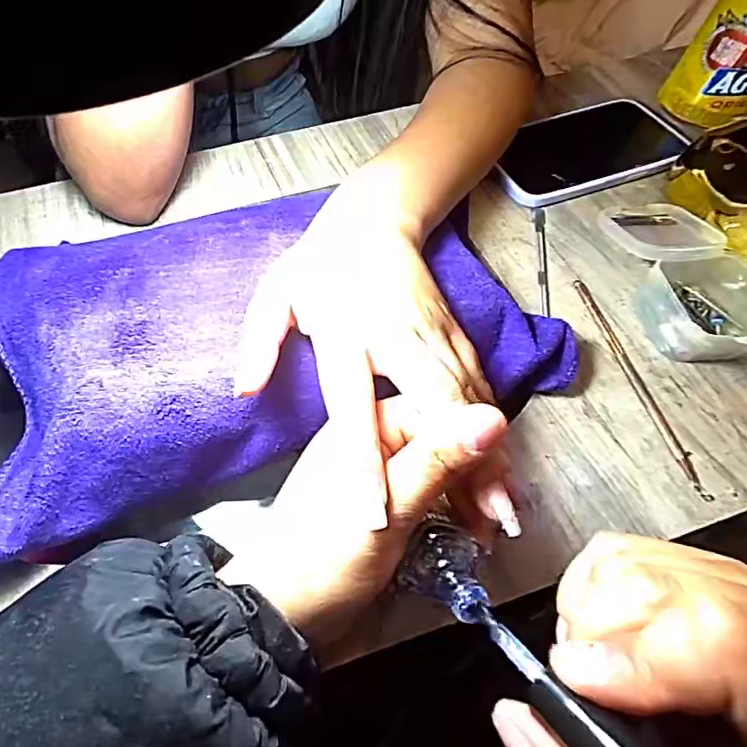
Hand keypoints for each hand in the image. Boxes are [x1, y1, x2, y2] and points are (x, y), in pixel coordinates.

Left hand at [219, 393, 507, 666]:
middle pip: (446, 437)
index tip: (501, 489)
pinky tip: (470, 531)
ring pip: (445, 465)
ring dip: (474, 495)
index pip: (439, 410)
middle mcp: (371, 438)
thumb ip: (437, 461)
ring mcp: (380, 469)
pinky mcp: (388, 501)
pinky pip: (435, 491)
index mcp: (362, 421)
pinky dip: (459, 509)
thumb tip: (487, 418)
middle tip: (498, 516)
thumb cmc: (320, 558)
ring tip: (486, 530)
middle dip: (481, 475)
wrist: (287, 611)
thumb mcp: (389, 508)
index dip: (479, 449)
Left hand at [235, 177, 512, 533]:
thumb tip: (244, 392)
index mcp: (346, 336)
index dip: (364, 464)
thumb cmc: (319, 262)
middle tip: (483, 526)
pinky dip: (493, 428)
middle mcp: (397, 340)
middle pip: (435, 411)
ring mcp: (432, 337)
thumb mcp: (277, 294)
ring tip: (502, 511)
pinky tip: (503, 460)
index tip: (374, 514)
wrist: (372, 220)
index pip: (354, 409)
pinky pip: (479, 386)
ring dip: (489, 457)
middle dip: (460, 470)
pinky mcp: (453, 334)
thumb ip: (260, 343)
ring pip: (469, 404)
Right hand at [492, 534, 746, 746]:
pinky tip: (618, 641)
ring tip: (608, 670)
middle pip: (663, 584)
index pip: (729, 637)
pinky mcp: (732, 579)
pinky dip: (598, 586)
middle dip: (596, 629)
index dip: (635, 650)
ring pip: (639, 555)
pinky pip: (636, 547)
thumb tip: (524, 717)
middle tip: (591, 689)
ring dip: (591, 608)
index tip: (579, 678)